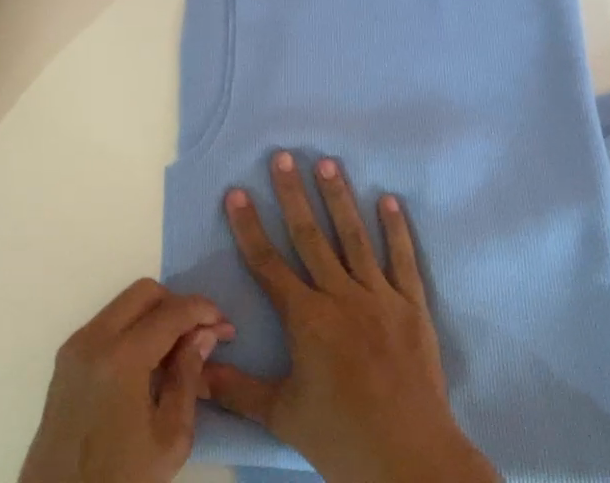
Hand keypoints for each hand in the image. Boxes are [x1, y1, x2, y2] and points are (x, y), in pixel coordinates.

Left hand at [19, 278, 233, 482]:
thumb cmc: (121, 475)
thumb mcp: (170, 437)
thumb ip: (188, 377)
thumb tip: (203, 334)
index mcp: (120, 358)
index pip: (170, 312)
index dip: (203, 312)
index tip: (225, 326)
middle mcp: (92, 339)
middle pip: (144, 292)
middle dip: (178, 306)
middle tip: (200, 335)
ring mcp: (75, 346)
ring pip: (123, 304)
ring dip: (155, 316)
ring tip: (178, 352)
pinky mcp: (66, 358)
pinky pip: (107, 323)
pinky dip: (133, 328)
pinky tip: (150, 362)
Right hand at [206, 153, 499, 482]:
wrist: (408, 455)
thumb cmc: (341, 435)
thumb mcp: (281, 414)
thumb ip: (237, 388)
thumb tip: (196, 368)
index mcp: (307, 318)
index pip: (268, 263)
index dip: (248, 227)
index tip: (236, 193)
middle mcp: (341, 297)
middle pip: (310, 237)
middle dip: (293, 194)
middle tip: (283, 156)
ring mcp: (380, 298)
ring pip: (354, 238)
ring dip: (339, 199)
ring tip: (328, 163)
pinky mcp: (413, 307)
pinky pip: (403, 260)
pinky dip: (396, 230)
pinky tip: (389, 200)